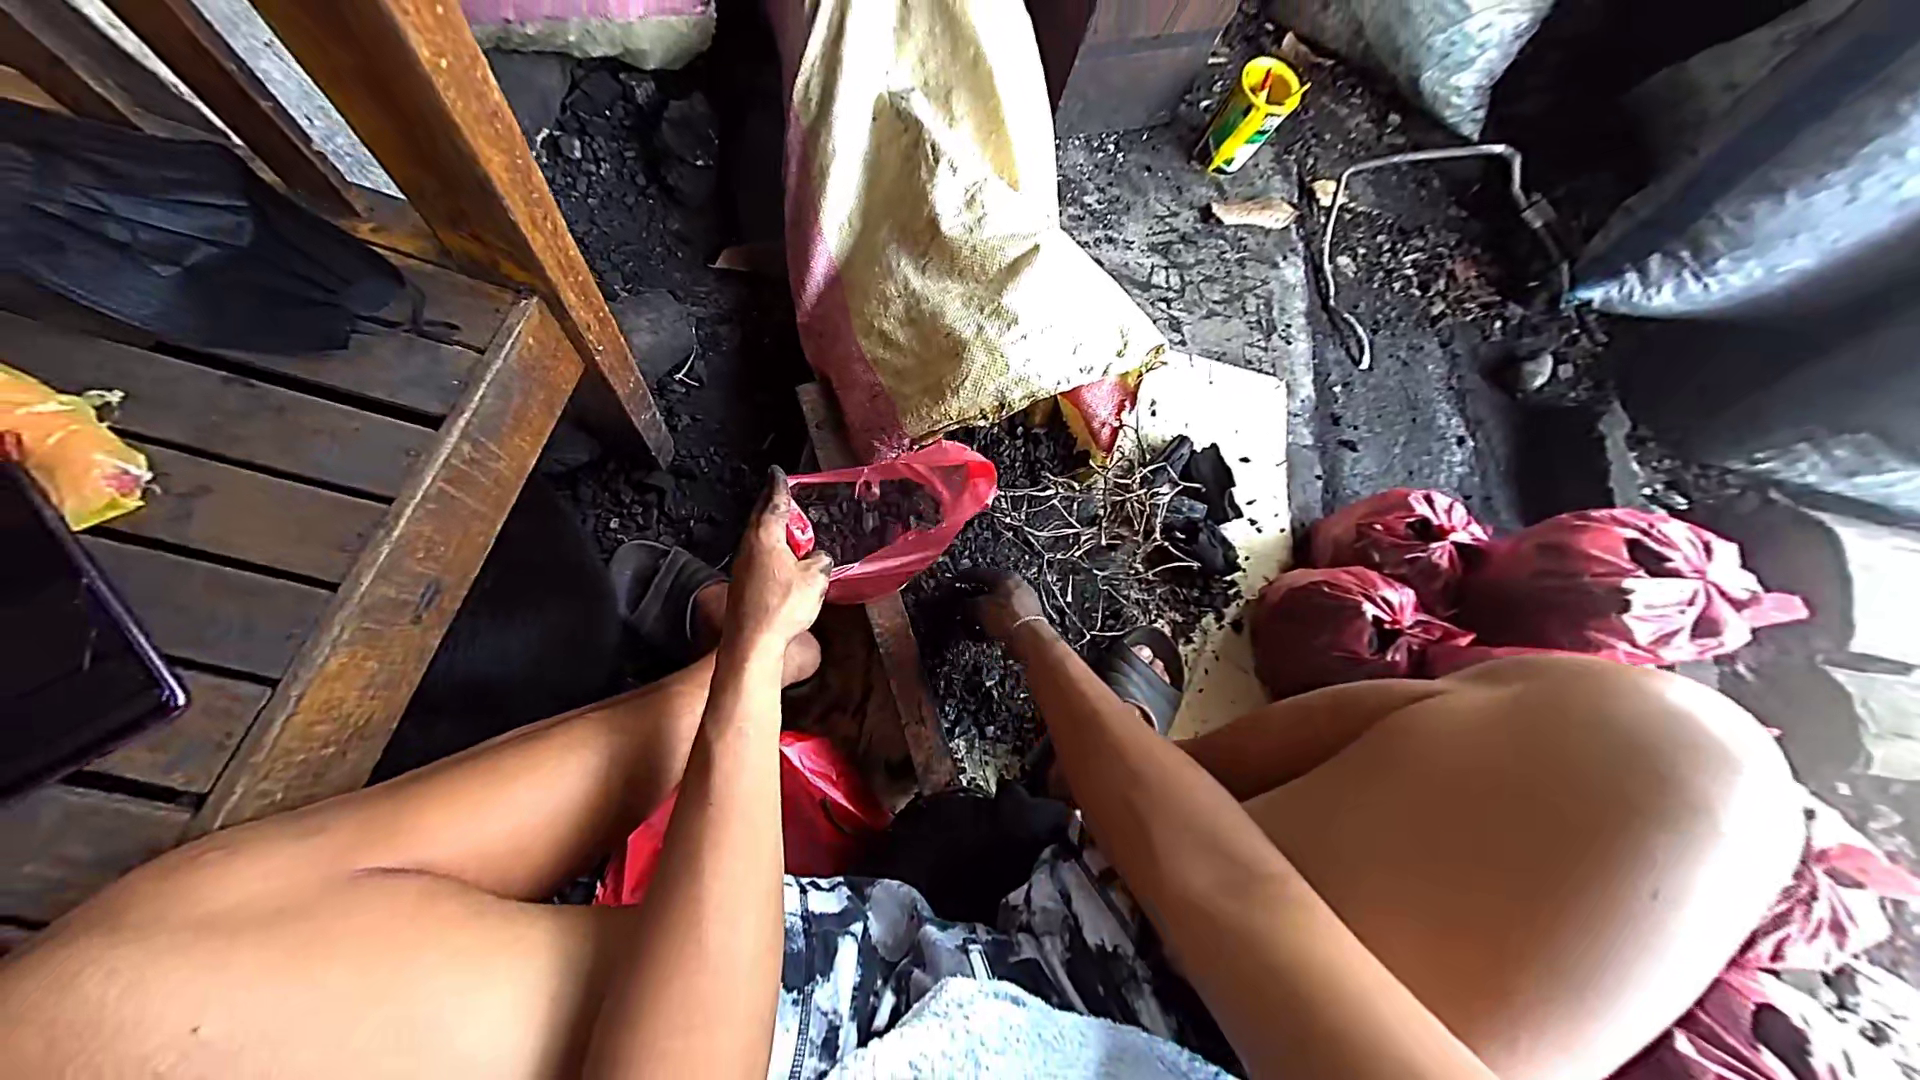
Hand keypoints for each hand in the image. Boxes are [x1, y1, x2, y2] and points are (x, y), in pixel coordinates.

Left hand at [726, 468, 831, 648]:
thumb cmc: (779, 608)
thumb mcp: (815, 578)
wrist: (753, 643)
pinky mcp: (744, 584)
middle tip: (790, 503)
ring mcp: (743, 566)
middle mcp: (749, 546)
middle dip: (777, 508)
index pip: (774, 501)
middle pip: (763, 518)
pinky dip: (774, 554)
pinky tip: (787, 567)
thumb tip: (819, 558)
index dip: (780, 485)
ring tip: (796, 539)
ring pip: (761, 539)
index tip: (778, 472)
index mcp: (765, 535)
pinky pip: (761, 558)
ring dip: (777, 535)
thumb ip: (821, 560)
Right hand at [965, 569, 1050, 644]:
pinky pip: (1005, 618)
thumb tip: (962, 605)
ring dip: (984, 612)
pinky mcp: (1028, 619)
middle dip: (974, 597)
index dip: (963, 577)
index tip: (955, 581)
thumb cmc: (1007, 617)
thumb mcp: (977, 608)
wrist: (1030, 639)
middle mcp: (1018, 586)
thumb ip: (966, 604)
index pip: (979, 572)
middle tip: (962, 604)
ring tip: (972, 622)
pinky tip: (985, 632)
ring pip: (998, 605)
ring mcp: (1025, 602)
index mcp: (1006, 576)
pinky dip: (994, 623)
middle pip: (990, 589)